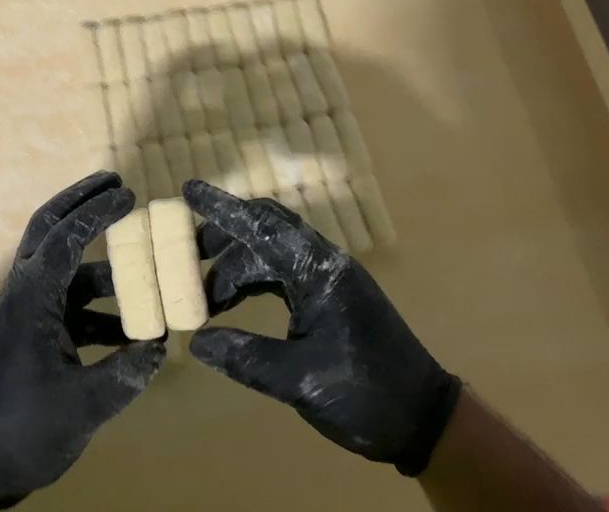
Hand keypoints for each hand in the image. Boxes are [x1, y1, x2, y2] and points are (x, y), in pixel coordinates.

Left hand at [0, 171, 166, 510]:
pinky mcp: (25, 335)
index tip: (129, 194)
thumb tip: (160, 346)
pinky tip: (129, 328)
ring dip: (98, 263)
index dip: (97, 213)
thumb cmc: (20, 428)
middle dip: (81, 203)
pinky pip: (65, 304)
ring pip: (61, 269)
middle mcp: (22, 292)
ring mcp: (21, 312)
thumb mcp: (83, 405)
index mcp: (30, 297)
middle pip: (48, 229)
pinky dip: (95, 305)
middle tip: (117, 186)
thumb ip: (125, 373)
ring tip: (142, 264)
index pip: (65, 238)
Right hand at [183, 179, 461, 475]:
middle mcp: (323, 262)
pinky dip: (253, 280)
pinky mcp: (330, 295)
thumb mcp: (301, 380)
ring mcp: (329, 277)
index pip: (261, 226)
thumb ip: (247, 357)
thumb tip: (197, 341)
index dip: (222, 208)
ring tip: (205, 297)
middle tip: (185, 258)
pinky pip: (282, 271)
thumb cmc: (366, 393)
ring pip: (271, 250)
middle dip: (223, 236)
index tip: (187, 189)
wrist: (424, 419)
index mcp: (318, 270)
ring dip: (236, 264)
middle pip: (264, 229)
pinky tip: (235, 302)